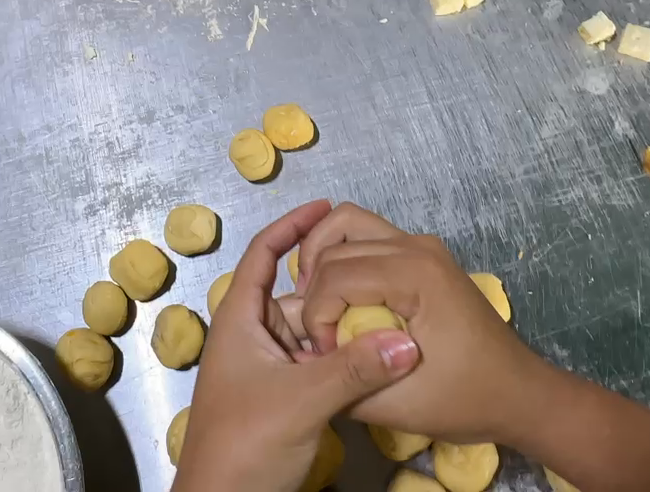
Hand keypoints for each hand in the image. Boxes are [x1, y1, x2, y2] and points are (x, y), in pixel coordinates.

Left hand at [175, 201, 420, 491]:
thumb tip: (409, 340)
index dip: (291, 225)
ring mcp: (267, 365)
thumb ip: (353, 369)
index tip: (325, 206)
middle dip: (332, 281)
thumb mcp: (300, 400)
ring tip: (385, 307)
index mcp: (240, 317)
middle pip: (295, 291)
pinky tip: (373, 354)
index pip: (263, 253)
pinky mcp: (282, 394)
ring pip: (309, 328)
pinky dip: (340, 354)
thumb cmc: (244, 443)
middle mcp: (253, 333)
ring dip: (340, 322)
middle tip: (376, 268)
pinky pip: (315, 359)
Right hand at [294, 204, 553, 445]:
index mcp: (415, 273)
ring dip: (320, 259)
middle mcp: (415, 244)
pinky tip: (336, 294)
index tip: (324, 357)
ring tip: (315, 303)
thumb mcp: (398, 406)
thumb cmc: (465, 399)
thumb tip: (305, 356)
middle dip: (313, 288)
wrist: (519, 392)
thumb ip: (343, 380)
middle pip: (335, 244)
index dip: (316, 316)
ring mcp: (418, 242)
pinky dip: (340, 256)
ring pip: (346, 223)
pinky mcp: (418, 250)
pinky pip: (364, 234)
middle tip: (315, 332)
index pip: (336, 275)